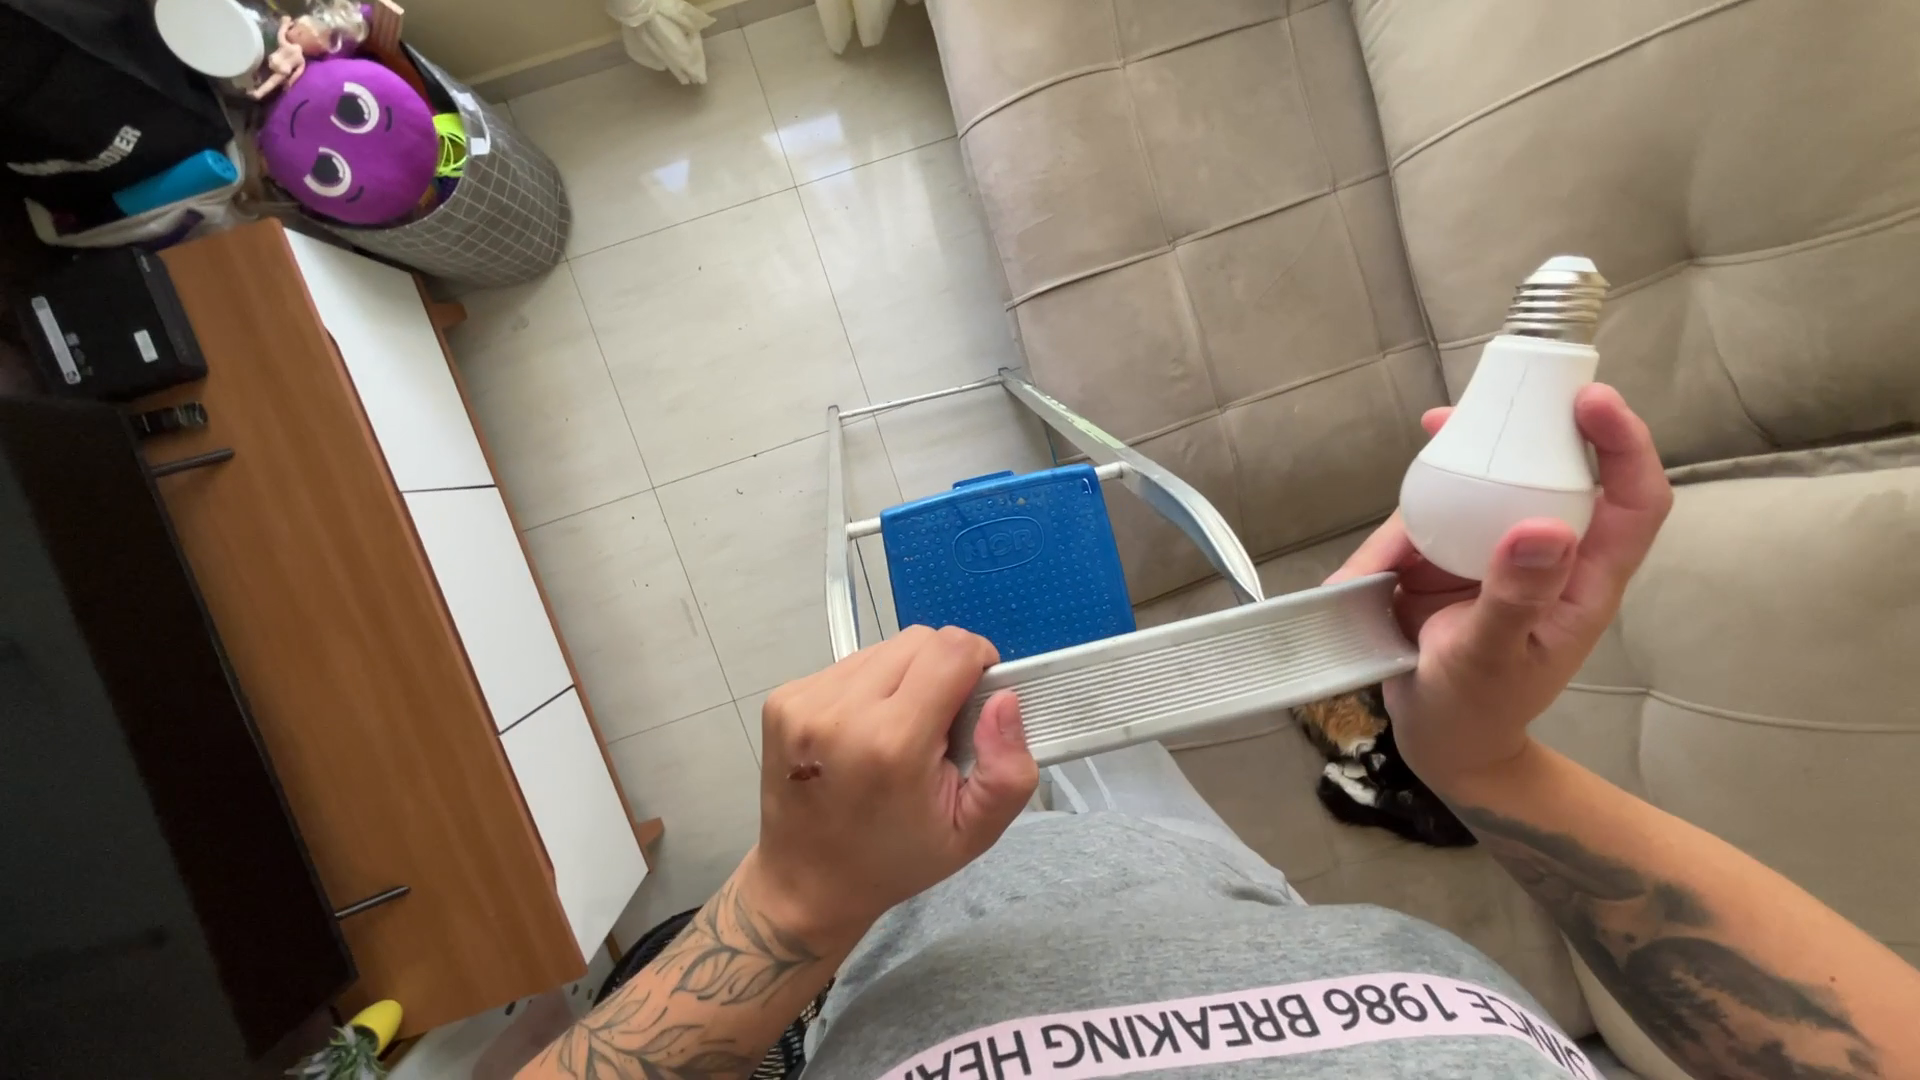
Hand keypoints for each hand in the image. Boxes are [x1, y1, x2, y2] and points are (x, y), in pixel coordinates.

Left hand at [740, 625, 1036, 945]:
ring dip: (907, 676)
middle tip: (942, 721)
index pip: (952, 649)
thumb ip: (1008, 771)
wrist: (805, 883)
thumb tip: (1005, 699)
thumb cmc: (895, 859)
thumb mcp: (974, 833)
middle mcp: (841, 711)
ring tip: (901, 728)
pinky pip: (852, 663)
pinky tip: (866, 729)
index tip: (980, 696)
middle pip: (921, 640)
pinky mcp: (784, 697)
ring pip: (886, 647)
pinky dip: (872, 685)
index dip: (980, 660)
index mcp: (892, 743)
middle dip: (945, 669)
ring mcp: (805, 700)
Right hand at [1329, 384, 1672, 790]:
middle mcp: (1537, 559)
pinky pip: (1414, 533)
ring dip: (1419, 507)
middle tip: (1449, 420)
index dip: (1621, 445)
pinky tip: (1362, 574)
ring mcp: (1482, 561)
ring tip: (1377, 564)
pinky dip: (1384, 544)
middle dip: (1500, 442)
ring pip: (1461, 503)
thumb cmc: (1477, 709)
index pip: (1629, 501)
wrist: (1438, 740)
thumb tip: (1540, 526)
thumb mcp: (1493, 658)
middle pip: (1537, 480)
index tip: (1586, 402)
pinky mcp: (1435, 569)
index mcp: (1581, 581)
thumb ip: (1515, 596)